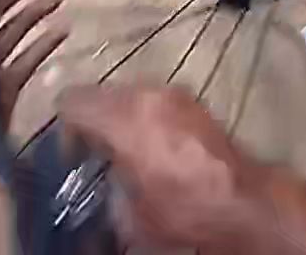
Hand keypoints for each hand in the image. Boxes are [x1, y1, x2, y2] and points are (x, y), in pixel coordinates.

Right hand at [59, 84, 266, 251]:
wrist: (241, 200)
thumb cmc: (183, 209)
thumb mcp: (131, 216)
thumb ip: (107, 189)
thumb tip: (101, 185)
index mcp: (124, 117)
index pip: (75, 100)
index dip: (65, 127)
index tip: (71, 156)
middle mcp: (145, 93)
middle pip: (101, 93)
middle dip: (92, 120)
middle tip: (94, 155)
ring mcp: (170, 90)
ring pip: (128, 92)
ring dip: (119, 115)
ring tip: (126, 150)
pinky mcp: (190, 97)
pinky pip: (153, 97)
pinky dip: (145, 114)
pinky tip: (154, 144)